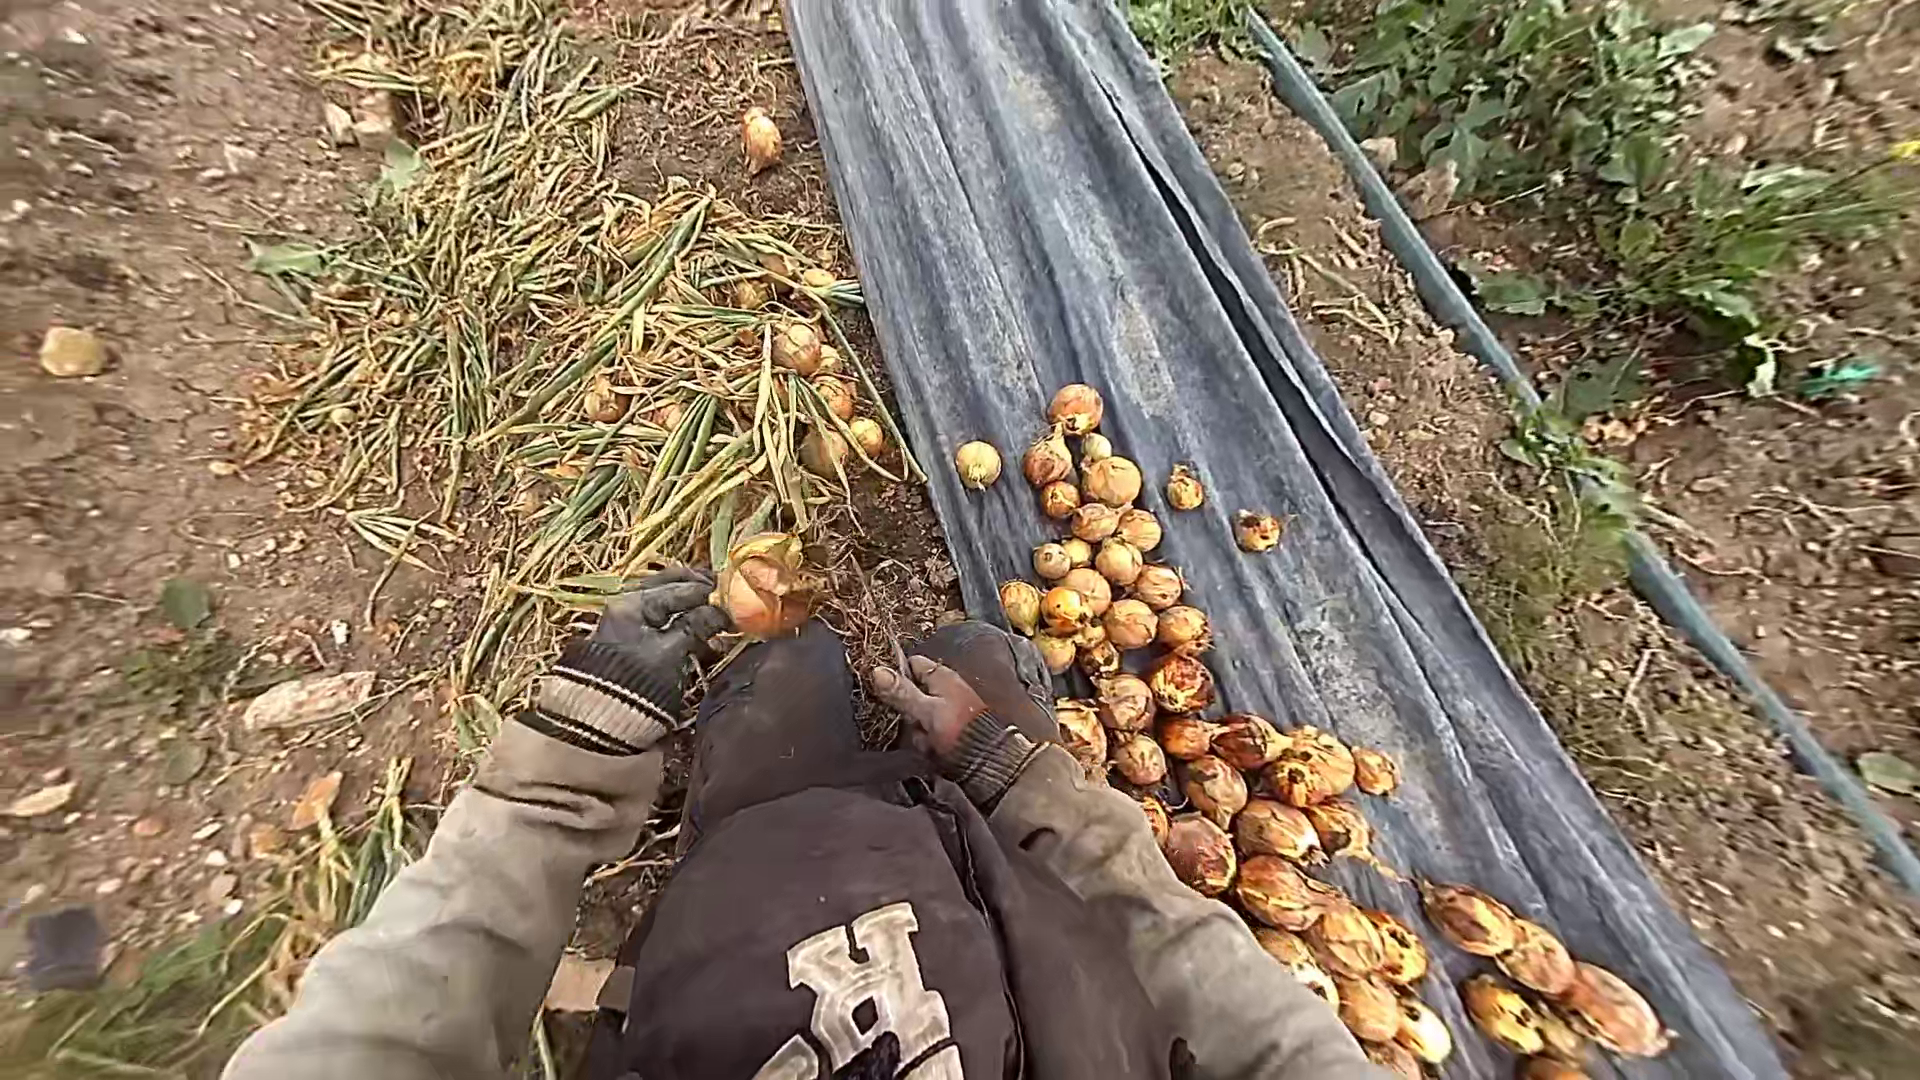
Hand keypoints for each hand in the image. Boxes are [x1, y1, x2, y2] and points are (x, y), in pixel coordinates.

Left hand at [591, 567, 731, 710]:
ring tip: (721, 614)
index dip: (711, 590)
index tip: (735, 594)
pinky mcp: (638, 642)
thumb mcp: (673, 649)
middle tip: (727, 593)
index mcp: (635, 603)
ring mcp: (632, 623)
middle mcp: (630, 606)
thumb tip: (724, 610)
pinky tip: (707, 636)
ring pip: (670, 604)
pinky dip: (688, 624)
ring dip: (696, 606)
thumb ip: (698, 624)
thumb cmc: (639, 679)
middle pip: (672, 586)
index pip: (681, 587)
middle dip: (701, 588)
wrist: (602, 719)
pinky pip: (667, 623)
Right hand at [869, 655, 988, 758]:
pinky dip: (928, 740)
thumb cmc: (957, 729)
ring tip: (927, 738)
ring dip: (917, 729)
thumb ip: (901, 692)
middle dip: (907, 710)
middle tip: (913, 721)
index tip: (885, 688)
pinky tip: (933, 748)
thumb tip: (876, 670)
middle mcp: (945, 688)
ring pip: (917, 715)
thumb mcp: (926, 710)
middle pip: (911, 693)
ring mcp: (947, 709)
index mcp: (941, 676)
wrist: (987, 761)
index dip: (897, 673)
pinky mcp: (949, 728)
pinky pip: (927, 731)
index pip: (912, 663)